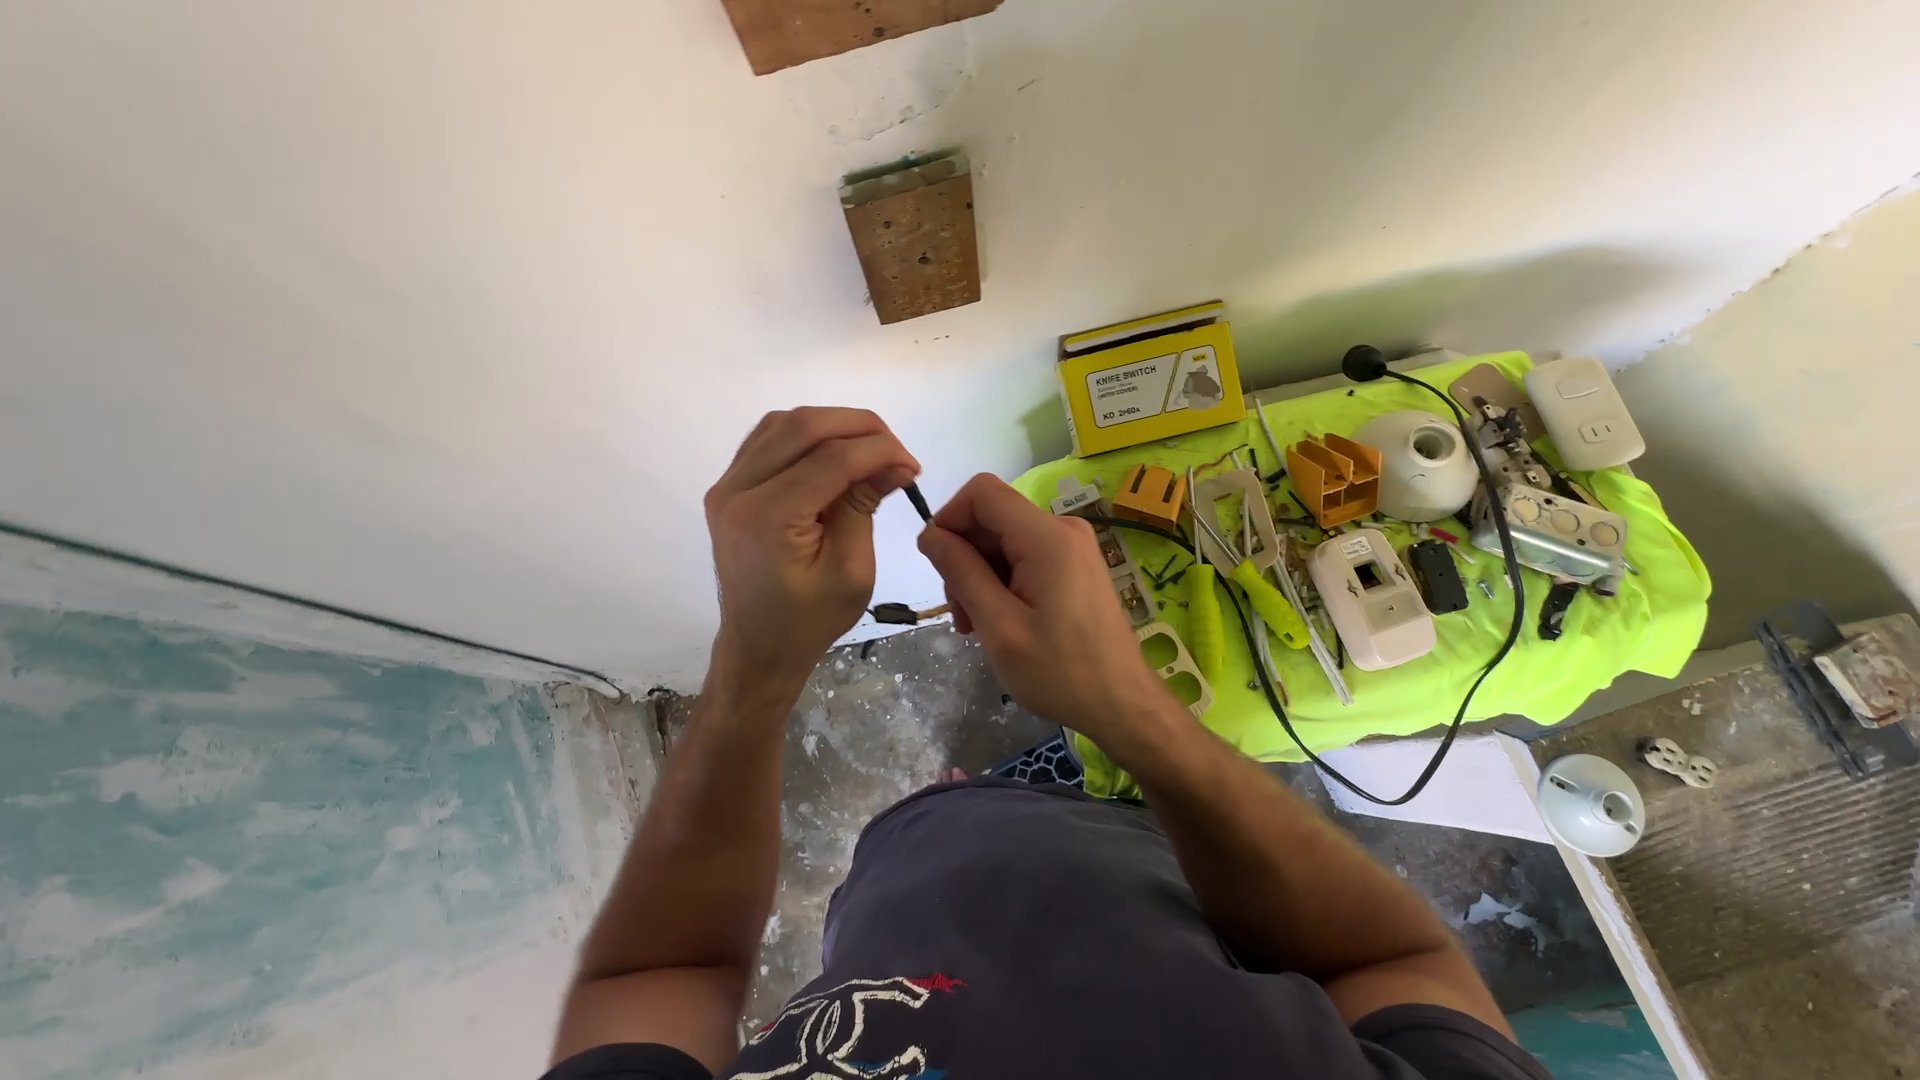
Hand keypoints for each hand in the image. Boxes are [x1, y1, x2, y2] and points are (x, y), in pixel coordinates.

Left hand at [704, 408, 918, 686]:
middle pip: (802, 427)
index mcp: (767, 519)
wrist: (759, 646)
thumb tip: (896, 462)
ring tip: (869, 450)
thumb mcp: (851, 571)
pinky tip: (834, 452)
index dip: (878, 451)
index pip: (830, 459)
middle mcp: (736, 492)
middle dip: (859, 427)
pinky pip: (767, 439)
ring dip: (832, 425)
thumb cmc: (809, 620)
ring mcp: (726, 486)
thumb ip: (865, 506)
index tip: (912, 465)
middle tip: (895, 450)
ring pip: (782, 423)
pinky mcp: (728, 487)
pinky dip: (805, 434)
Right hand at [916, 474, 1170, 736]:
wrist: (1121, 704)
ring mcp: (1073, 547)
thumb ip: (961, 573)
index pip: (982, 492)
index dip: (949, 518)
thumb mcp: (999, 627)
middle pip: (993, 518)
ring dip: (981, 576)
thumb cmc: (1059, 672)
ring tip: (977, 627)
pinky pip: (1026, 556)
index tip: (937, 564)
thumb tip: (930, 534)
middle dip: (965, 558)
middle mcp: (1063, 529)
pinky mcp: (1076, 565)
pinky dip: (1004, 582)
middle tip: (961, 616)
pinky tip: (1001, 622)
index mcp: (1047, 538)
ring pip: (1005, 540)